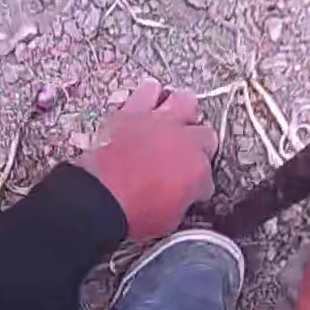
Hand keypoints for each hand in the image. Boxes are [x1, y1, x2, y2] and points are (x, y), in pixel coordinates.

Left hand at [77, 78, 217, 238]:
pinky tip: (148, 105)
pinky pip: (149, 89)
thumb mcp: (169, 219)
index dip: (199, 182)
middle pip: (207, 132)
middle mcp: (184, 140)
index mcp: (198, 169)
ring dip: (182, 112)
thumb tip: (181, 196)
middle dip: (199, 145)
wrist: (100, 197)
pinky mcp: (134, 111)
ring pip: (185, 100)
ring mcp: (159, 121)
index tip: (191, 188)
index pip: (209, 172)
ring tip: (172, 124)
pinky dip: (151, 96)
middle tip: (186, 154)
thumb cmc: (133, 211)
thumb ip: (182, 200)